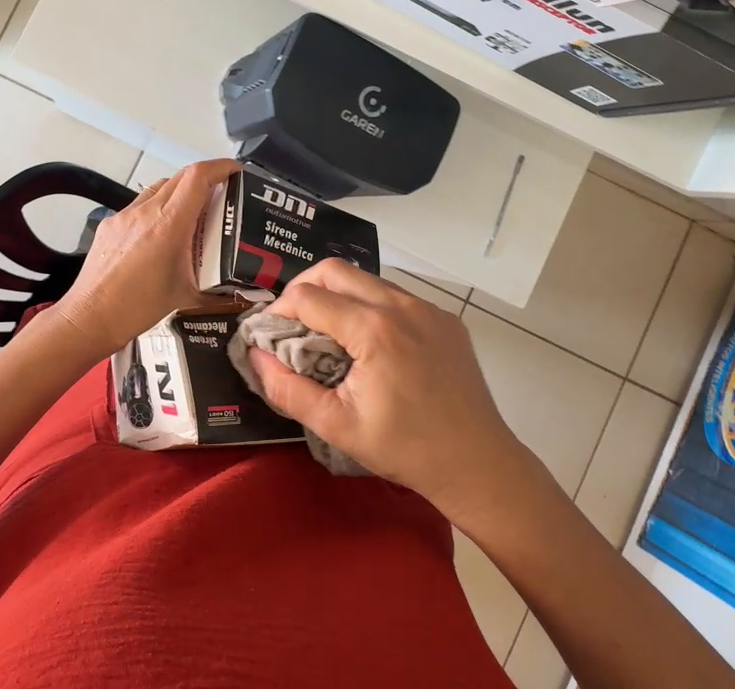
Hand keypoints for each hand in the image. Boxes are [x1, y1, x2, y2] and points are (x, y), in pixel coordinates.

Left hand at [52, 159, 241, 358]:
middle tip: (222, 196)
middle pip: (180, 177)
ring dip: (179, 193)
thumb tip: (242, 290)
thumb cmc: (139, 308)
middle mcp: (145, 212)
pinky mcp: (109, 225)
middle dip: (205, 179)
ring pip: (158, 189)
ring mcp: (124, 216)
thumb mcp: (188, 295)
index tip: (237, 171)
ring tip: (193, 215)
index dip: (221, 167)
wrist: (90, 317)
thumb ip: (218, 288)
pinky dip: (157, 209)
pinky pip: (139, 206)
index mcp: (168, 224)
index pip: (198, 177)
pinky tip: (160, 235)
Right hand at [248, 260, 530, 510]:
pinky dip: (369, 306)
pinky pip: (395, 296)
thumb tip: (255, 355)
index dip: (278, 310)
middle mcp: (401, 306)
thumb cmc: (405, 448)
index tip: (267, 335)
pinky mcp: (445, 319)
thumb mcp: (336, 425)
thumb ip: (287, 388)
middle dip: (303, 288)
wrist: (479, 465)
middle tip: (291, 322)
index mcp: (374, 330)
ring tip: (327, 332)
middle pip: (335, 270)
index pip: (308, 297)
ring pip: (366, 279)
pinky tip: (367, 343)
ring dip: (337, 295)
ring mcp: (428, 309)